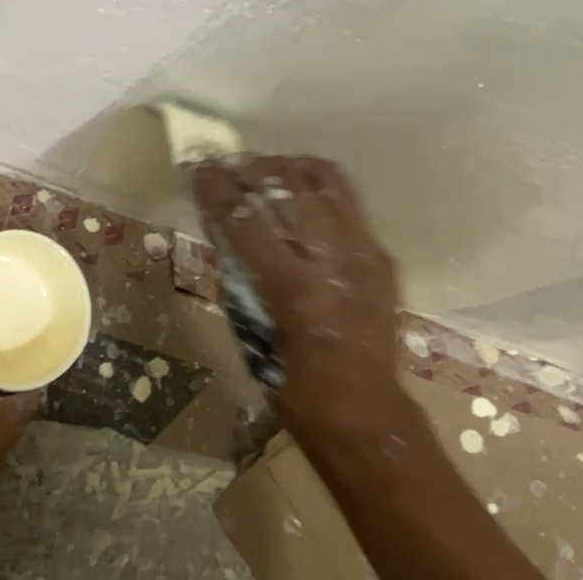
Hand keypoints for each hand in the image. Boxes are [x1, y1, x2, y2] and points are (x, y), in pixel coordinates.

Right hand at [192, 156, 404, 439]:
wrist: (365, 414)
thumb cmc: (291, 383)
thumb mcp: (250, 330)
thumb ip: (239, 275)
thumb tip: (223, 231)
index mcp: (292, 287)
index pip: (245, 220)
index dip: (217, 190)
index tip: (201, 169)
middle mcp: (331, 261)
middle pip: (289, 187)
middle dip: (254, 169)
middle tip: (233, 167)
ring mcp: (362, 254)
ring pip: (327, 182)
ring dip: (292, 170)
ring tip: (270, 171)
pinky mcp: (381, 258)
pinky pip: (348, 206)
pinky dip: (321, 193)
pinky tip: (303, 200)